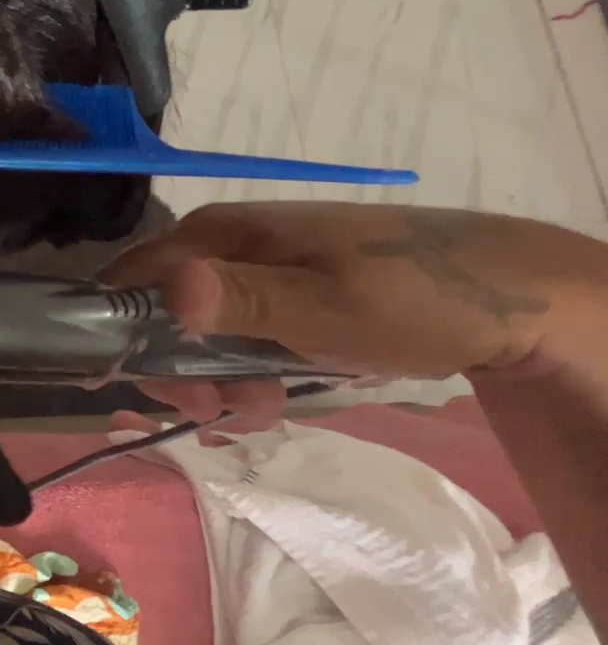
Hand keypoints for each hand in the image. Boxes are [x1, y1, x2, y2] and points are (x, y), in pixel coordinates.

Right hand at [103, 202, 607, 419]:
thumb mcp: (329, 306)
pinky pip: (233, 330)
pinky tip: (270, 393)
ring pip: (195, 325)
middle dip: (175, 365)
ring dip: (212, 375)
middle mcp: (219, 243)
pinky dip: (240, 366)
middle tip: (213, 411)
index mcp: (215, 233)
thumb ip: (244, 298)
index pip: (127, 278)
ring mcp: (251, 265)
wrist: (526, 299)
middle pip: (157, 307)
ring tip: (258, 409)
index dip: (118, 332)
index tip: (148, 388)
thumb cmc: (418, 298)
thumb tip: (171, 287)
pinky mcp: (279, 289)